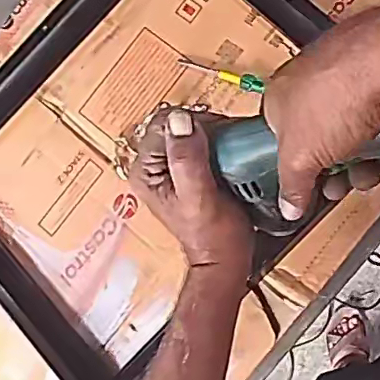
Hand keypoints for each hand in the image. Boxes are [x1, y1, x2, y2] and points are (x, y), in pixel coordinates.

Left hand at [132, 107, 253, 272]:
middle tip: (229, 142)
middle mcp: (155, 166)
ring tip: (234, 149)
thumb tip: (180, 119)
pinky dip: (220, 143)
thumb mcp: (199, 196)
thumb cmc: (213, 236)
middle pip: (178, 124)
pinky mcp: (193, 172)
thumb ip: (187, 159)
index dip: (194, 123)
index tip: (219, 134)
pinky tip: (233, 154)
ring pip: (193, 131)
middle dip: (206, 126)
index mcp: (145, 170)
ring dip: (216, 134)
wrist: (227, 259)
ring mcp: (174, 168)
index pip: (165, 124)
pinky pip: (204, 144)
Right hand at [263, 25, 379, 219]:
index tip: (307, 190)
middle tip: (343, 185)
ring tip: (372, 171)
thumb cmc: (339, 91)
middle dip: (336, 172)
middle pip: (321, 145)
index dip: (295, 169)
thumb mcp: (300, 156)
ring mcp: (348, 85)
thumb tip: (289, 206)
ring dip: (365, 164)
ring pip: (354, 138)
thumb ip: (292, 185)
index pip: (279, 142)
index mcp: (279, 98)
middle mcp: (312, 87)